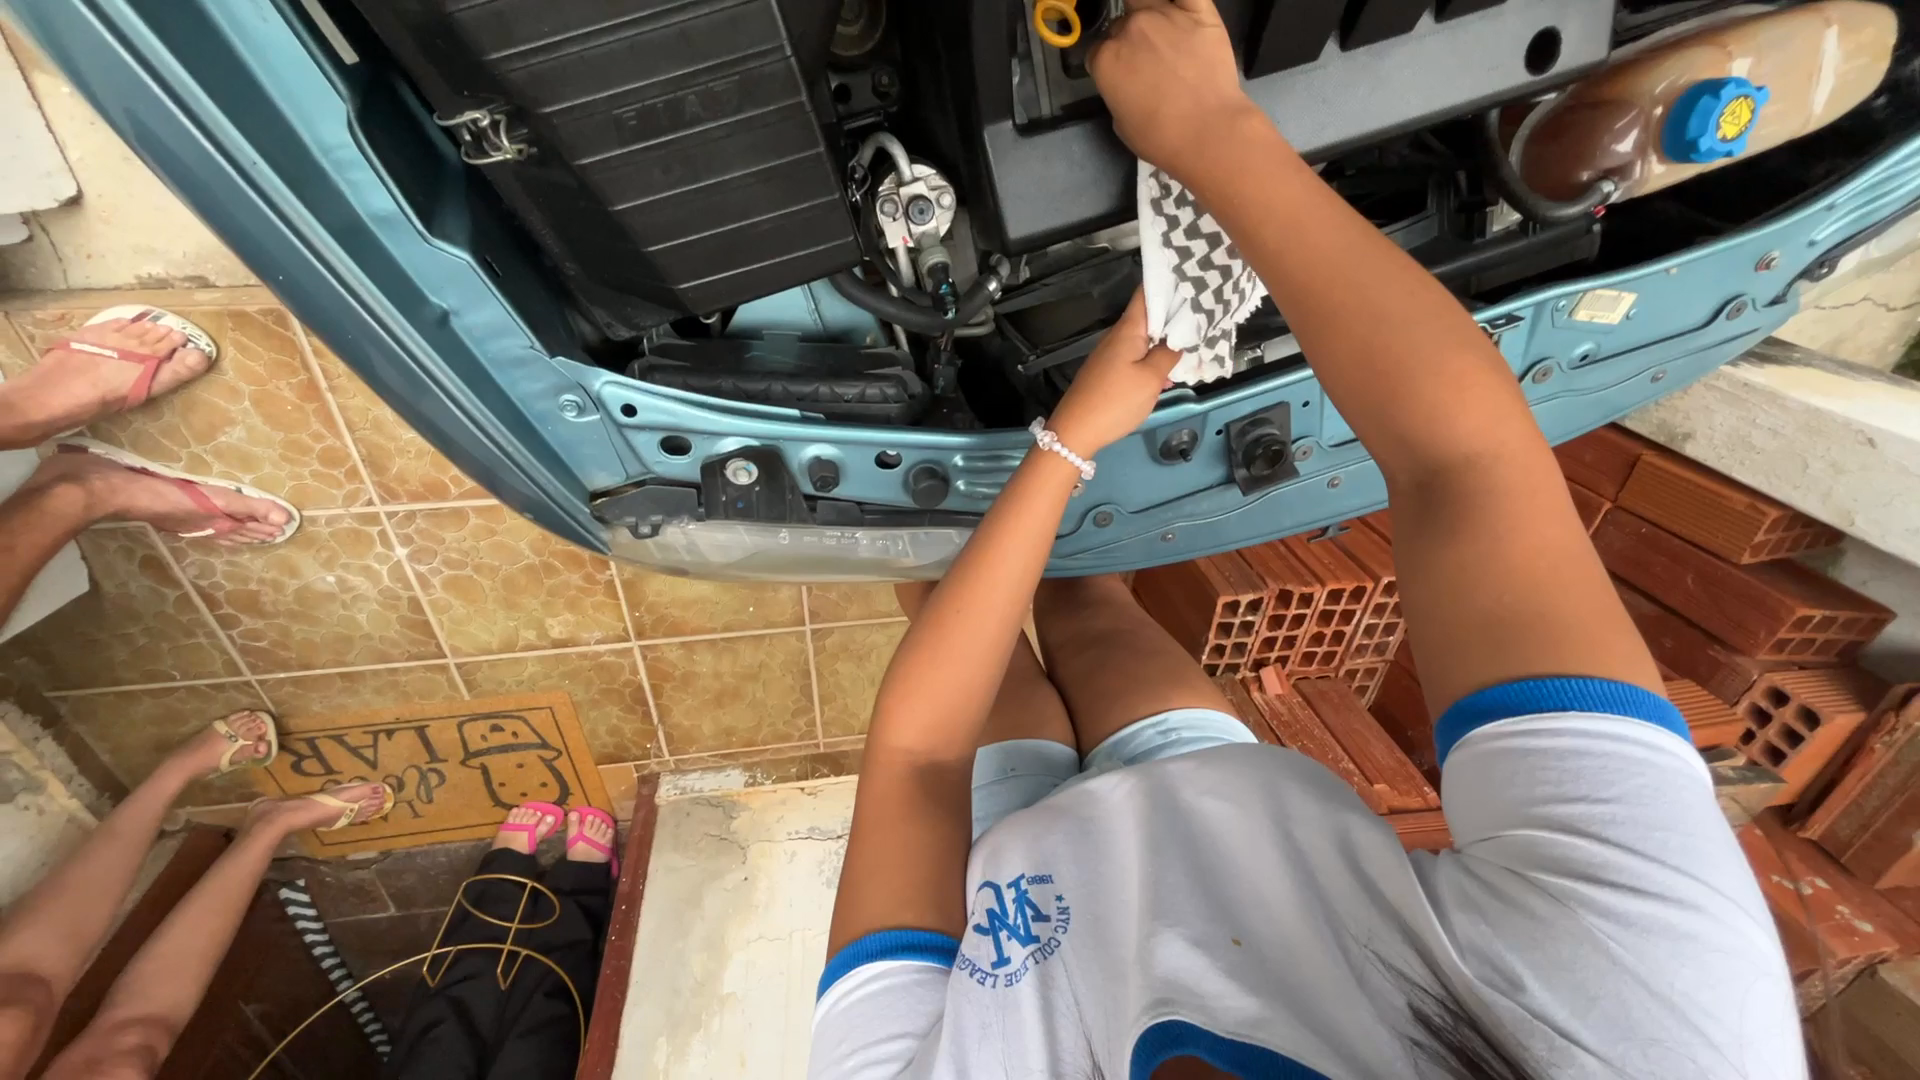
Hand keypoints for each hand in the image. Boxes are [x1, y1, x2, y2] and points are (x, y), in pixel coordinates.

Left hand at [1047, 289, 1179, 455]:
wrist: (1075, 432)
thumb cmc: (1115, 402)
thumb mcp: (1150, 378)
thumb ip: (1169, 354)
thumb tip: (1179, 337)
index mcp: (1128, 329)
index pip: (1147, 292)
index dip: (1170, 281)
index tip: (1194, 277)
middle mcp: (1117, 336)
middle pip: (1150, 316)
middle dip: (1175, 315)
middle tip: (1206, 314)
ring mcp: (1111, 355)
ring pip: (1144, 340)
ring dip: (1166, 342)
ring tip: (1194, 345)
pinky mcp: (1108, 372)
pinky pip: (1136, 358)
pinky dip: (1153, 360)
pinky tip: (1168, 374)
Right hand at [1088, 0, 1262, 175]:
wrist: (1207, 129)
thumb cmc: (1159, 137)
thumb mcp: (1121, 123)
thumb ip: (1116, 91)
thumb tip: (1124, 80)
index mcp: (1106, 59)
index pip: (1098, 50)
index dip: (1107, 64)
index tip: (1119, 77)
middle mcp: (1130, 28)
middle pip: (1120, 25)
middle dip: (1128, 42)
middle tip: (1145, 65)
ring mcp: (1165, 14)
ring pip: (1146, 1)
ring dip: (1146, 13)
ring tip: (1160, 36)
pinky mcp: (1198, 9)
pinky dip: (1178, 1)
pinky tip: (1178, 10)